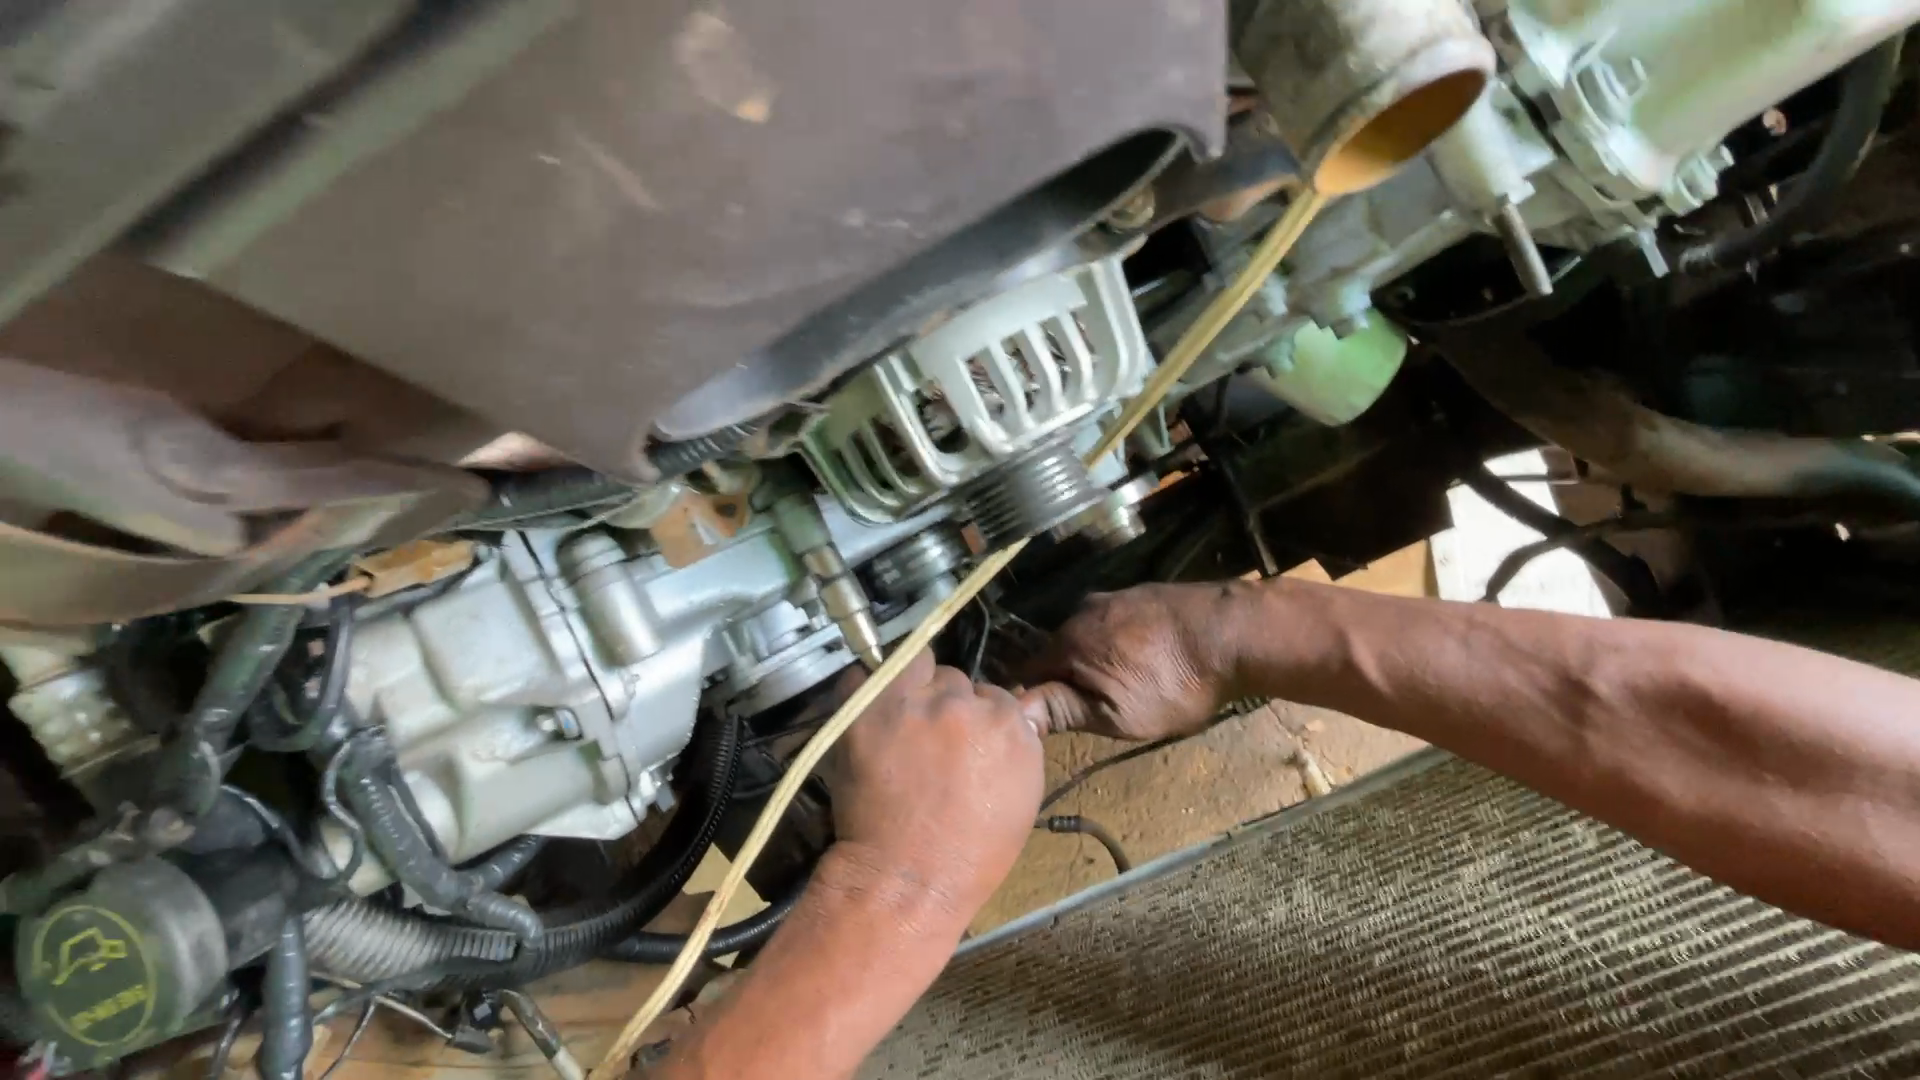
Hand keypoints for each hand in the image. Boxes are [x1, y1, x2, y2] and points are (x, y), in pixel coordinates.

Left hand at [827, 651, 1044, 917]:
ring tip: (895, 725)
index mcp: (1009, 725)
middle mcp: (965, 704)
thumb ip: (1017, 743)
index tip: (961, 740)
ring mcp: (914, 703)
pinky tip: (866, 718)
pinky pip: (865, 673)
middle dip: (944, 701)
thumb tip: (1005, 711)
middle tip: (926, 738)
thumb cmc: (970, 855)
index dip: (975, 717)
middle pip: (954, 679)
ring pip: (915, 666)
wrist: (907, 882)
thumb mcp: (1021, 797)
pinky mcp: (868, 708)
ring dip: (908, 688)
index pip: (993, 694)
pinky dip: (864, 689)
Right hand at [1021, 582, 1249, 740]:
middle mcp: (1081, 611)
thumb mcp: (1115, 713)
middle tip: (1086, 707)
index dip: (1030, 697)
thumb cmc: (1172, 683)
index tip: (1042, 719)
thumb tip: (1015, 711)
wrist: (1234, 631)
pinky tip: (1141, 657)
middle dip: (1063, 676)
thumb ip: (1062, 709)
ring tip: (1117, 682)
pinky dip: (1118, 641)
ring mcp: (1114, 596)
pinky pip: (1114, 621)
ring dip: (1092, 657)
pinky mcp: (1142, 593)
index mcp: (1067, 642)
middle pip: (1056, 650)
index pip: (1026, 671)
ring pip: (1086, 633)